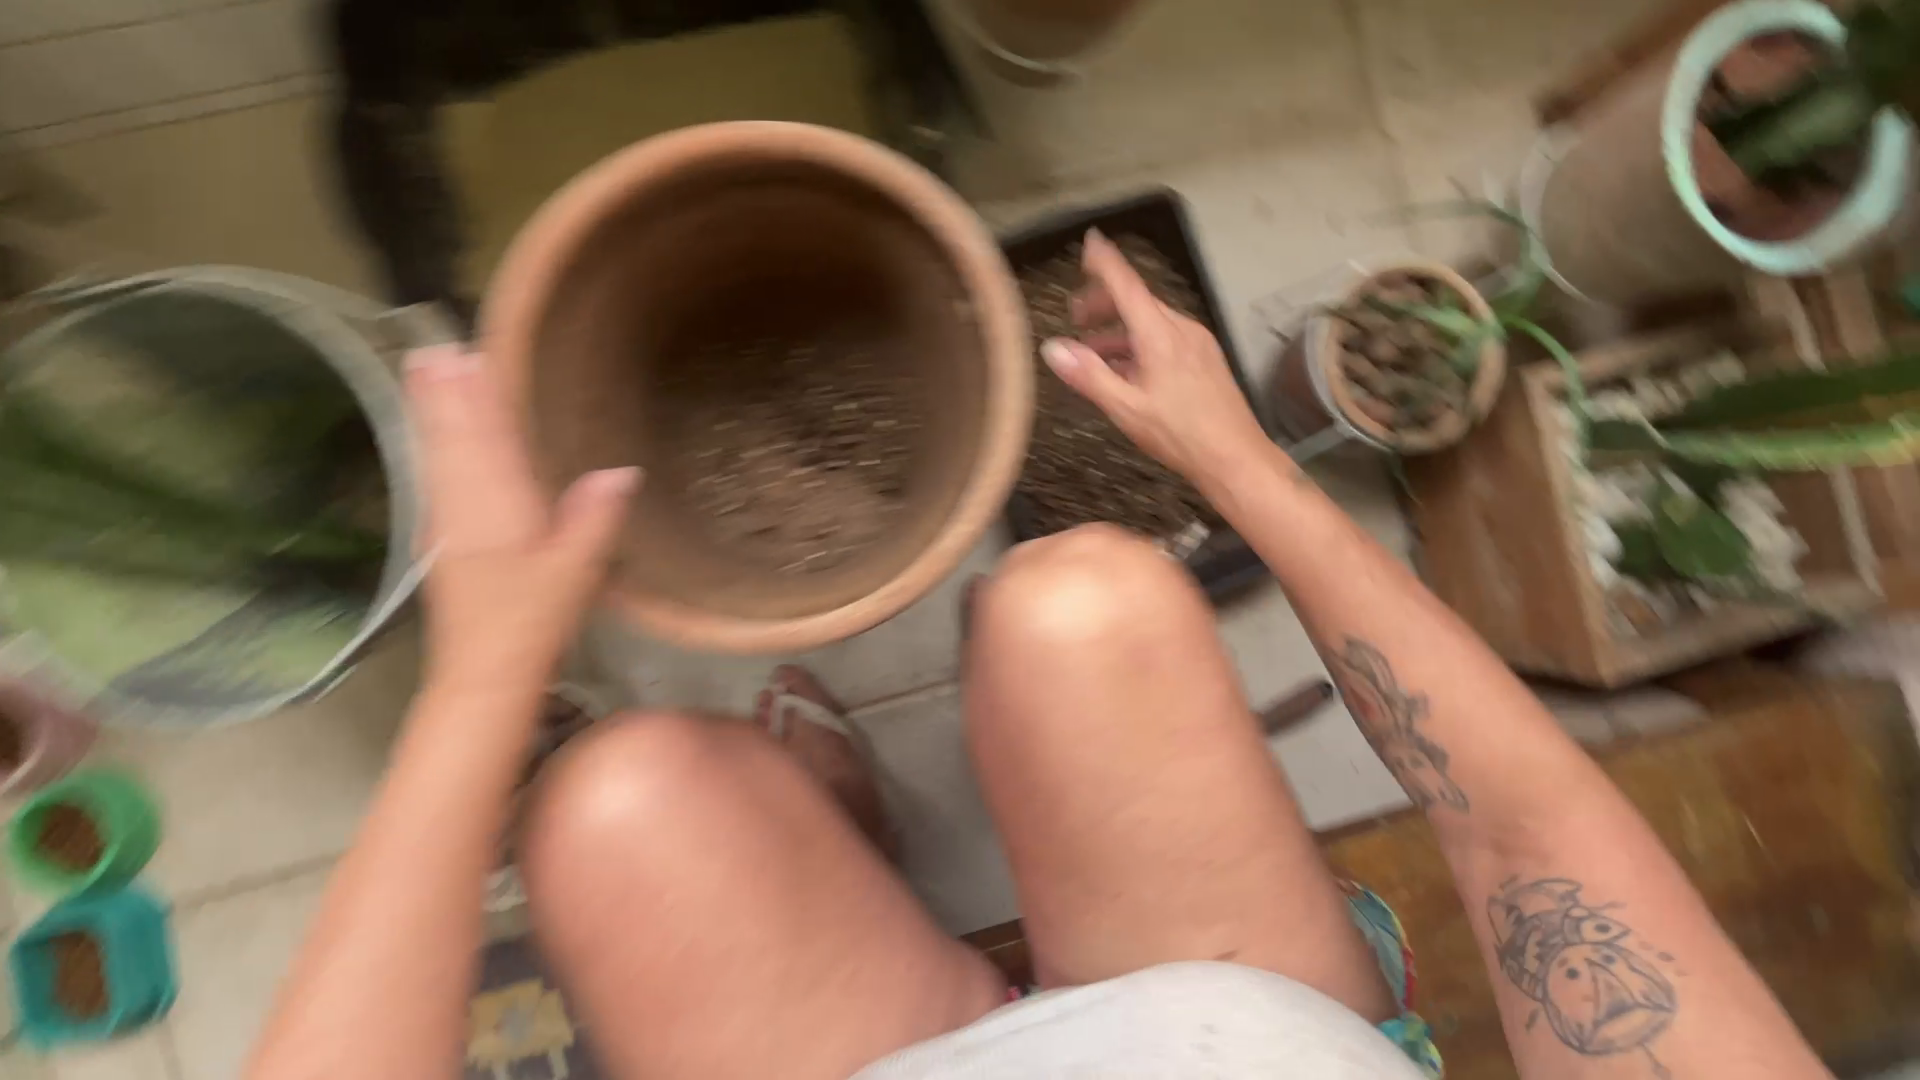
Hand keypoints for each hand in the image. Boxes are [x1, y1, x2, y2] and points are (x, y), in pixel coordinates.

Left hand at [405, 345, 637, 692]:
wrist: (484, 669)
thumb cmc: (534, 619)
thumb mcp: (577, 571)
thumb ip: (595, 518)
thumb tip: (621, 471)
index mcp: (499, 507)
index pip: (488, 439)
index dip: (478, 397)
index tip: (468, 353)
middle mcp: (464, 506)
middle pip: (453, 439)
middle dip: (445, 394)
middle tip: (431, 347)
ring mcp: (447, 523)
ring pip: (437, 455)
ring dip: (432, 414)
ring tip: (424, 375)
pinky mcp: (442, 540)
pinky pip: (435, 478)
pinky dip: (432, 448)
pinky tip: (432, 439)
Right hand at [1040, 229, 1273, 489]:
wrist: (1235, 457)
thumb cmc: (1181, 435)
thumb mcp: (1126, 408)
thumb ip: (1088, 376)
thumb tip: (1053, 349)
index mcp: (1160, 335)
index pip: (1127, 284)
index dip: (1105, 262)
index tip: (1090, 241)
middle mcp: (1181, 330)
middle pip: (1138, 302)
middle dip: (1104, 304)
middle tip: (1076, 317)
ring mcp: (1196, 344)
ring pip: (1151, 323)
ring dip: (1119, 331)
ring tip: (1094, 353)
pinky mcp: (1204, 360)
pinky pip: (1165, 340)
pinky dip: (1139, 345)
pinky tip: (1127, 371)